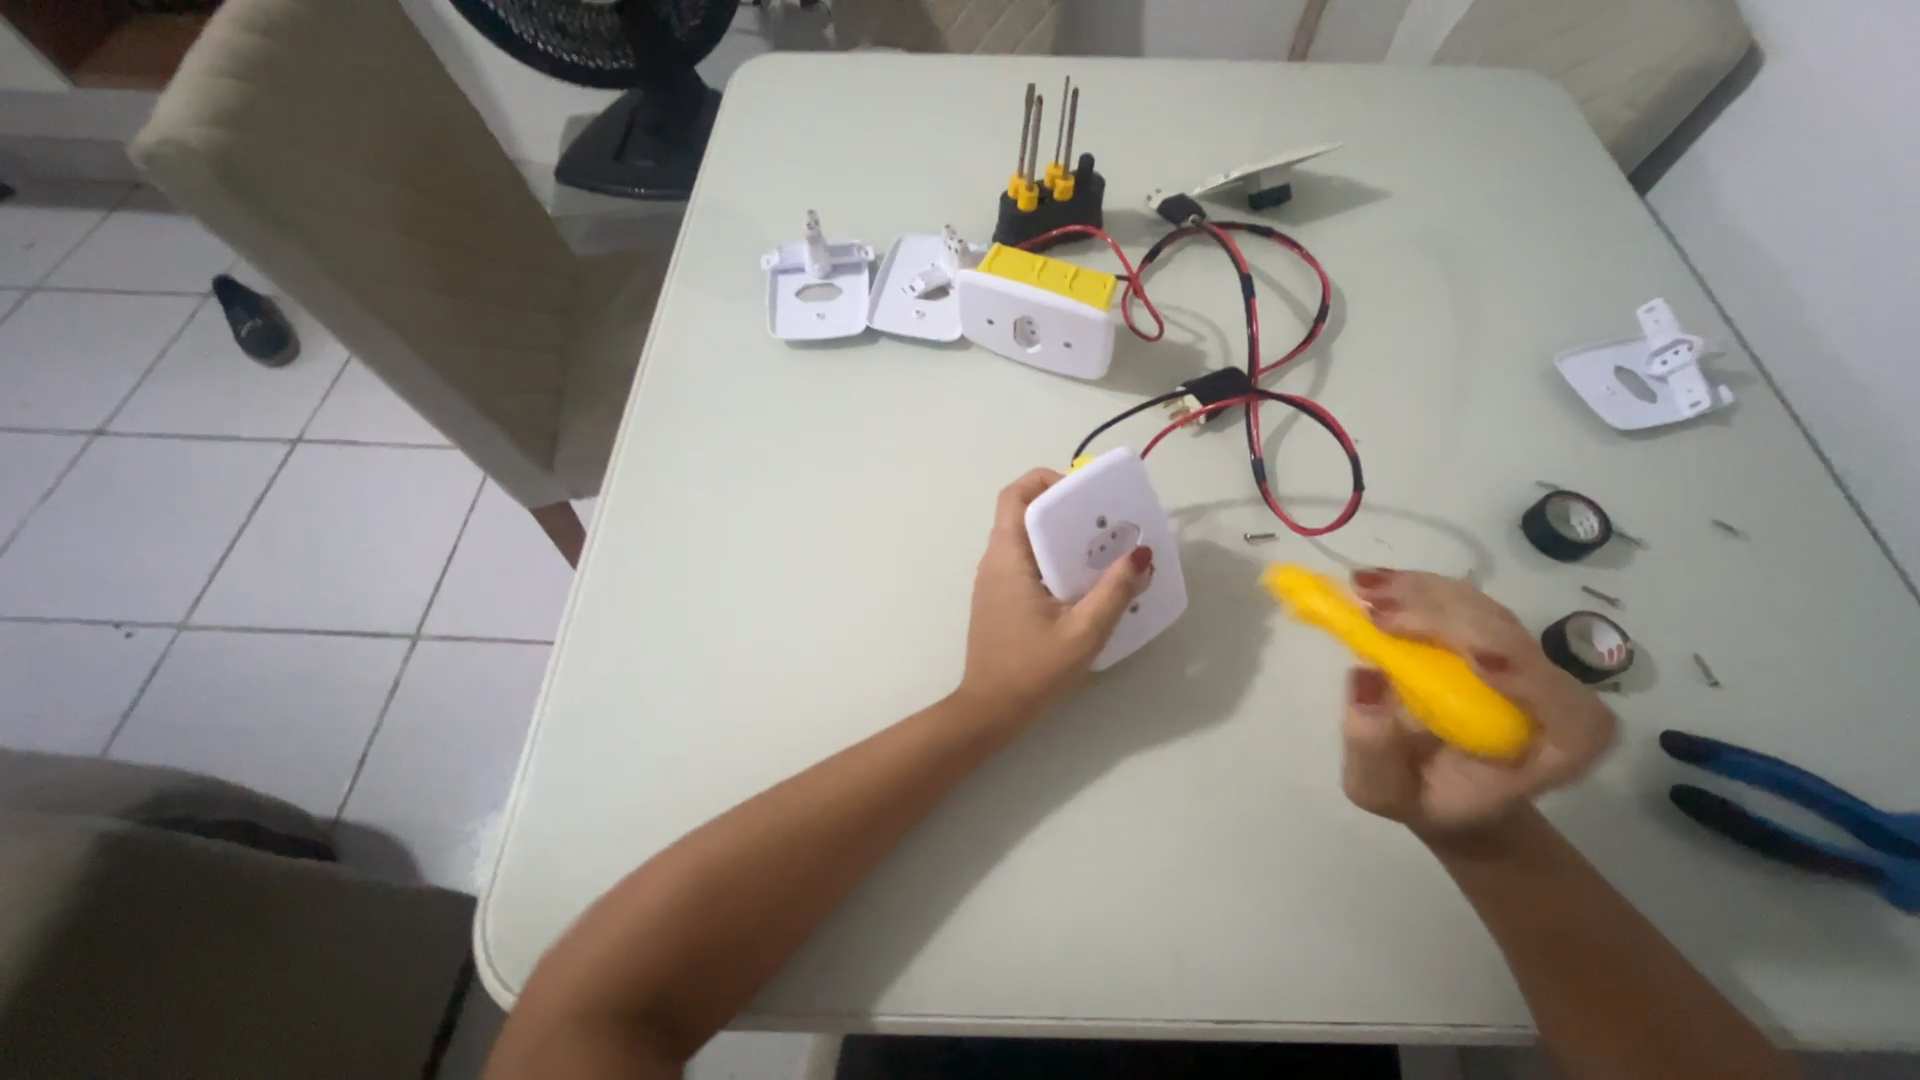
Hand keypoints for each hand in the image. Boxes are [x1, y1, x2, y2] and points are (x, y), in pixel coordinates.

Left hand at [956, 469, 1154, 719]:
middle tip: (1107, 522)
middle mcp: (995, 561)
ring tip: (1105, 550)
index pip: (1016, 495)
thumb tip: (1143, 554)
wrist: (990, 711)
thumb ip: (1115, 591)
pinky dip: (1055, 561)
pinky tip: (1086, 583)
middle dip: (1066, 509)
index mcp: (1007, 558)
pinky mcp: (1001, 600)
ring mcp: (995, 582)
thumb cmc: (1033, 670)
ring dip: (1062, 537)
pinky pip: (1028, 564)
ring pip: (1028, 540)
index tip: (1085, 494)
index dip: (1048, 481)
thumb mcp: (1084, 632)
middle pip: (1025, 514)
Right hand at [1341, 569, 1617, 837]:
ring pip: (1484, 612)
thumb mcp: (1382, 791)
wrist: (1445, 786)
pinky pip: (1463, 602)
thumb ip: (1374, 749)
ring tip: (1365, 590)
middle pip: (1512, 640)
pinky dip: (1417, 588)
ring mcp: (1525, 659)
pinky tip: (1374, 583)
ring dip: (1423, 594)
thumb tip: (1365, 676)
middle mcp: (1553, 695)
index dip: (1532, 676)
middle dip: (1447, 620)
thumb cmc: (1424, 797)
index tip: (1477, 661)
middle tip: (1376, 612)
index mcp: (1556, 746)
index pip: (1563, 706)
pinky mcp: (1494, 634)